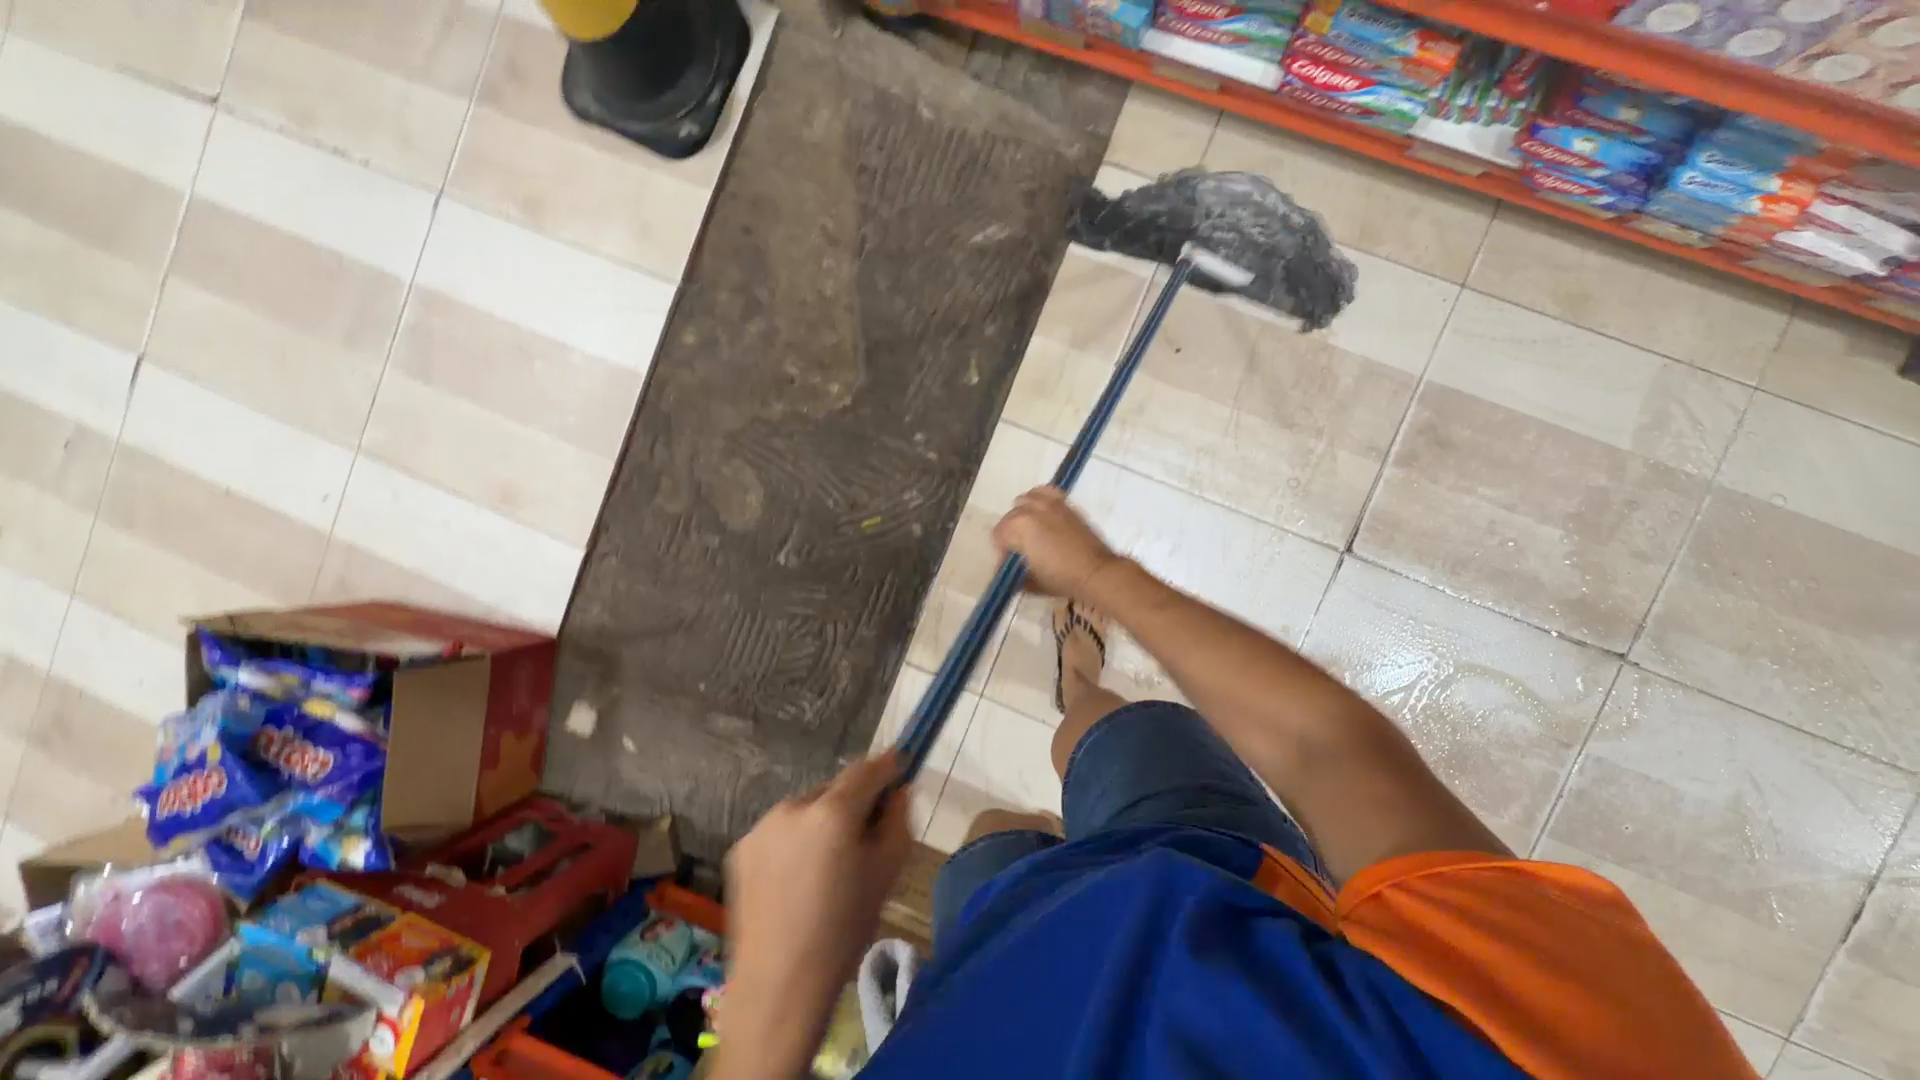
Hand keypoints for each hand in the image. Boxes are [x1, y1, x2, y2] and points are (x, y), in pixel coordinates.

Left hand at [717, 755, 910, 1077]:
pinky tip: (797, 882)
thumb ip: (897, 821)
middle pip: (834, 790)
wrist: (779, 984)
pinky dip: (794, 844)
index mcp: (833, 811)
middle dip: (852, 804)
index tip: (901, 768)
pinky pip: (780, 834)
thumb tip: (898, 792)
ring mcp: (761, 827)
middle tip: (863, 839)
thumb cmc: (844, 931)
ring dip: (821, 824)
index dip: (888, 767)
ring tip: (826, 869)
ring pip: (805, 811)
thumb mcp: (887, 874)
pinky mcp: (740, 849)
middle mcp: (793, 806)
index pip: (867, 769)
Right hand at [992, 486, 1121, 598]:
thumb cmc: (1061, 578)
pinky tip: (1043, 514)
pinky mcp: (1065, 504)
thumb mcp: (1030, 582)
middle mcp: (1031, 509)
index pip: (998, 536)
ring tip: (1030, 531)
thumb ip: (1013, 574)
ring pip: (1025, 501)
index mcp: (1019, 526)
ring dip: (1023, 515)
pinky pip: (1045, 493)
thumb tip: (1008, 572)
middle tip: (1021, 552)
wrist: (1095, 571)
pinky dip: (1040, 500)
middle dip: (1011, 535)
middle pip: (1010, 518)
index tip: (1010, 566)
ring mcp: (1050, 503)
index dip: (1002, 553)